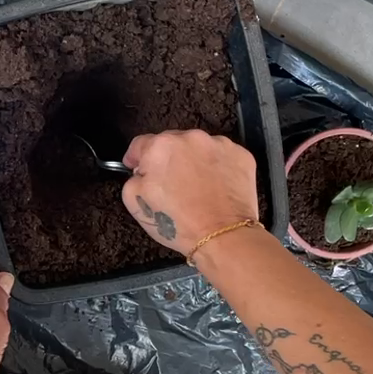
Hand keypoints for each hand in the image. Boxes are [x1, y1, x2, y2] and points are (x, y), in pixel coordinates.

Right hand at [121, 130, 261, 253]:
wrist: (222, 235)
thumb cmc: (177, 222)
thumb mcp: (134, 202)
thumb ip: (132, 179)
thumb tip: (141, 172)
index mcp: (160, 147)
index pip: (140, 144)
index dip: (135, 157)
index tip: (136, 166)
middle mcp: (190, 138)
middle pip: (171, 143)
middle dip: (167, 160)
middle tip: (170, 183)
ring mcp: (218, 145)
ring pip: (198, 147)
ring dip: (193, 161)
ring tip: (195, 187)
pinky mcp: (240, 155)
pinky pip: (221, 156)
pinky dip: (216, 167)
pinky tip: (213, 187)